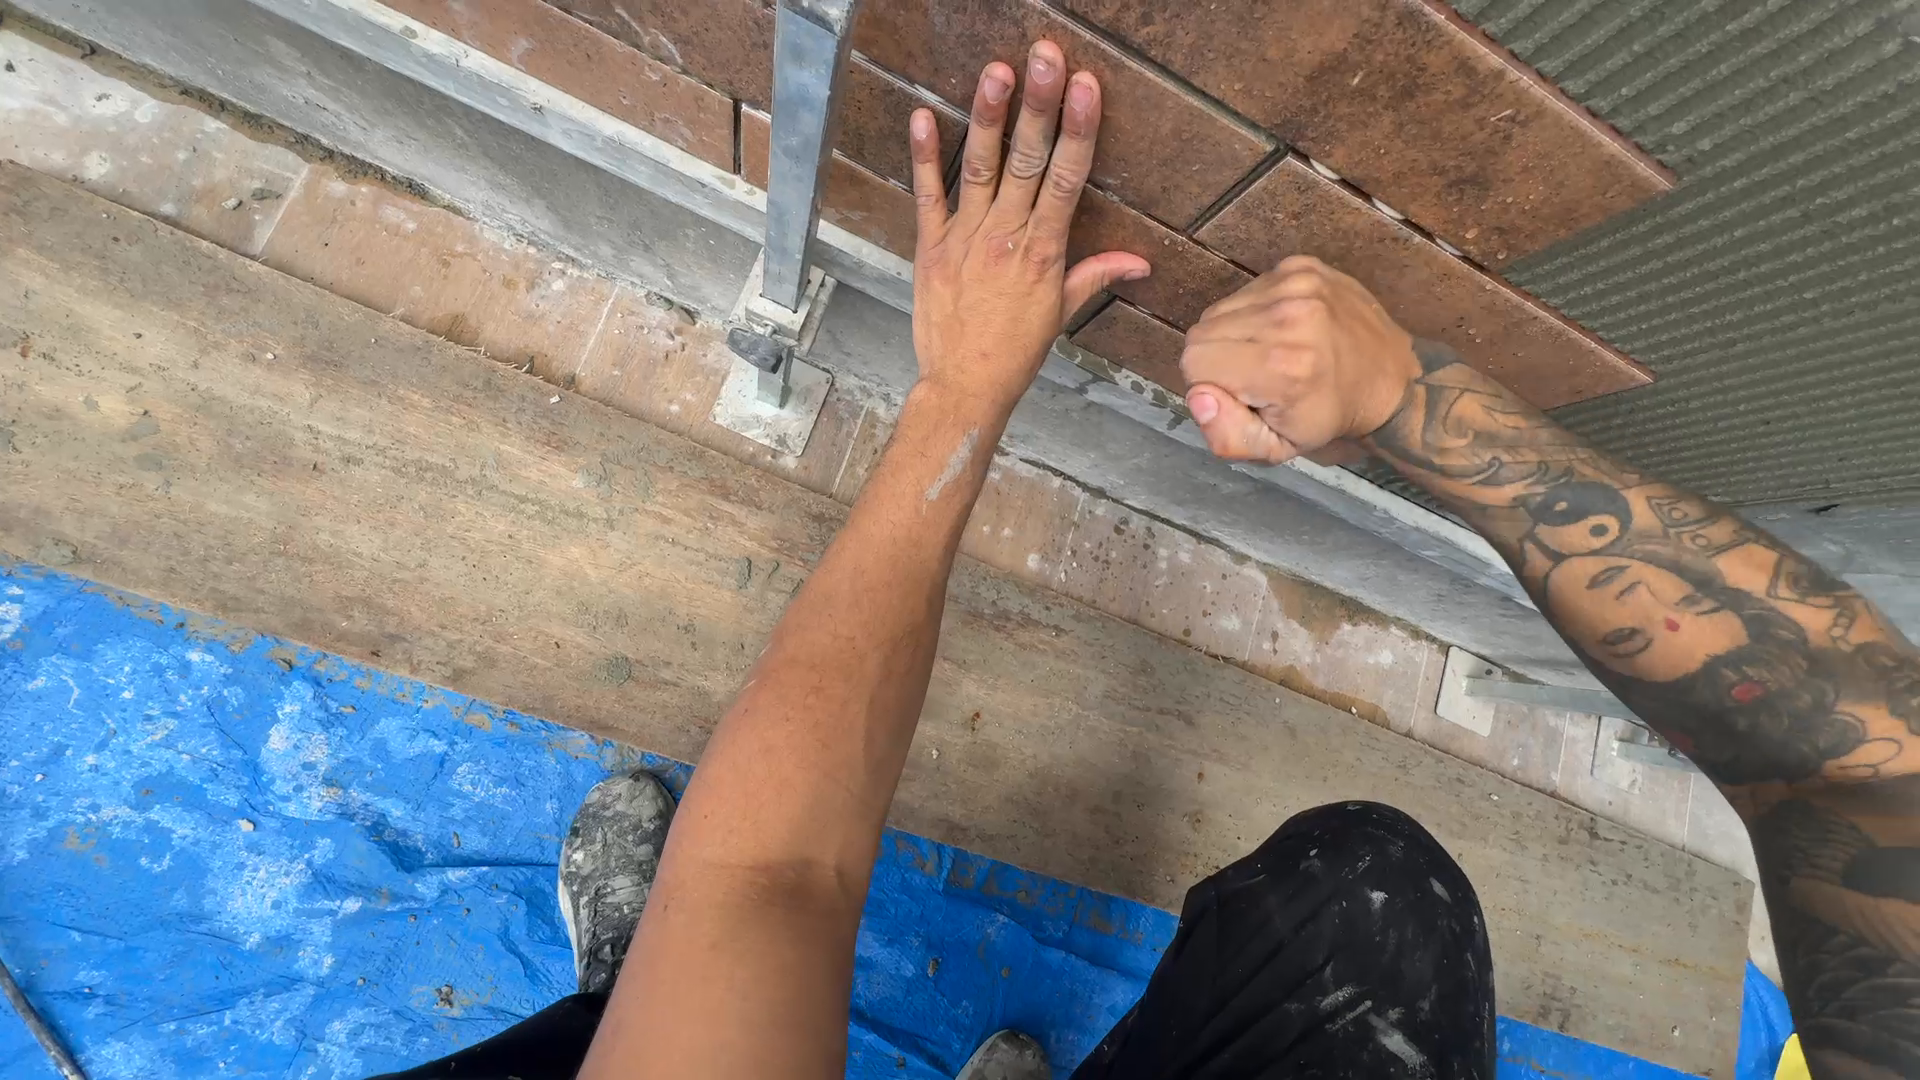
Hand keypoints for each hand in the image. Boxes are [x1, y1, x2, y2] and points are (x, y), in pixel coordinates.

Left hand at [908, 41, 1150, 418]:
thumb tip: (1141, 262)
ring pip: (979, 169)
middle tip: (1044, 56)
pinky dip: (924, 157)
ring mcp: (965, 240)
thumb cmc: (1015, 352)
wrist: (965, 384)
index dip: (1076, 131)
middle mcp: (1005, 238)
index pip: (1065, 181)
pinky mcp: (931, 248)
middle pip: (1025, 164)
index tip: (1084, 86)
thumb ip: (1095, 277)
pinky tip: (923, 116)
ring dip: (987, 118)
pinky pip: (927, 196)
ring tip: (996, 71)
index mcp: (1042, 253)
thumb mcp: (1061, 315)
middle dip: (1037, 107)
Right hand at [1180, 256, 1420, 463]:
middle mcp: (1289, 317)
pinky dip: (1252, 312)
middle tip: (1252, 375)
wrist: (1390, 377)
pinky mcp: (1301, 265)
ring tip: (1268, 351)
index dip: (1206, 384)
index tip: (1238, 395)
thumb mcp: (1275, 450)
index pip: (1194, 363)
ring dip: (1232, 334)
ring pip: (1219, 311)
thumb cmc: (1326, 419)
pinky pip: (1245, 292)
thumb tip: (1199, 397)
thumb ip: (1227, 436)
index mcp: (1283, 367)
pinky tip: (1281, 328)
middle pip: (1201, 333)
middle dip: (1215, 359)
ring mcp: (1297, 284)